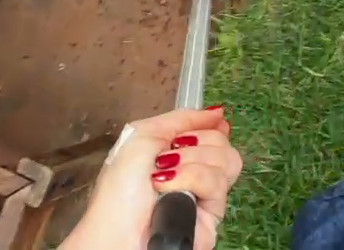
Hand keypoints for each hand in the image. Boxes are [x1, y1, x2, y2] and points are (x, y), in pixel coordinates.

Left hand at [61, 107, 241, 249]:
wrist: (117, 232)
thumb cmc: (121, 186)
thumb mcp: (142, 135)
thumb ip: (181, 118)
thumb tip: (217, 112)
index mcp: (181, 154)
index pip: (214, 131)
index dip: (213, 124)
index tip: (213, 120)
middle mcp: (198, 173)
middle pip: (223, 141)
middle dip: (198, 140)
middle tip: (172, 153)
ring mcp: (206, 195)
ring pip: (227, 160)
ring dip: (193, 160)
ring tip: (165, 176)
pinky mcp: (213, 216)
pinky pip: (217, 184)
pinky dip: (192, 178)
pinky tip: (170, 188)